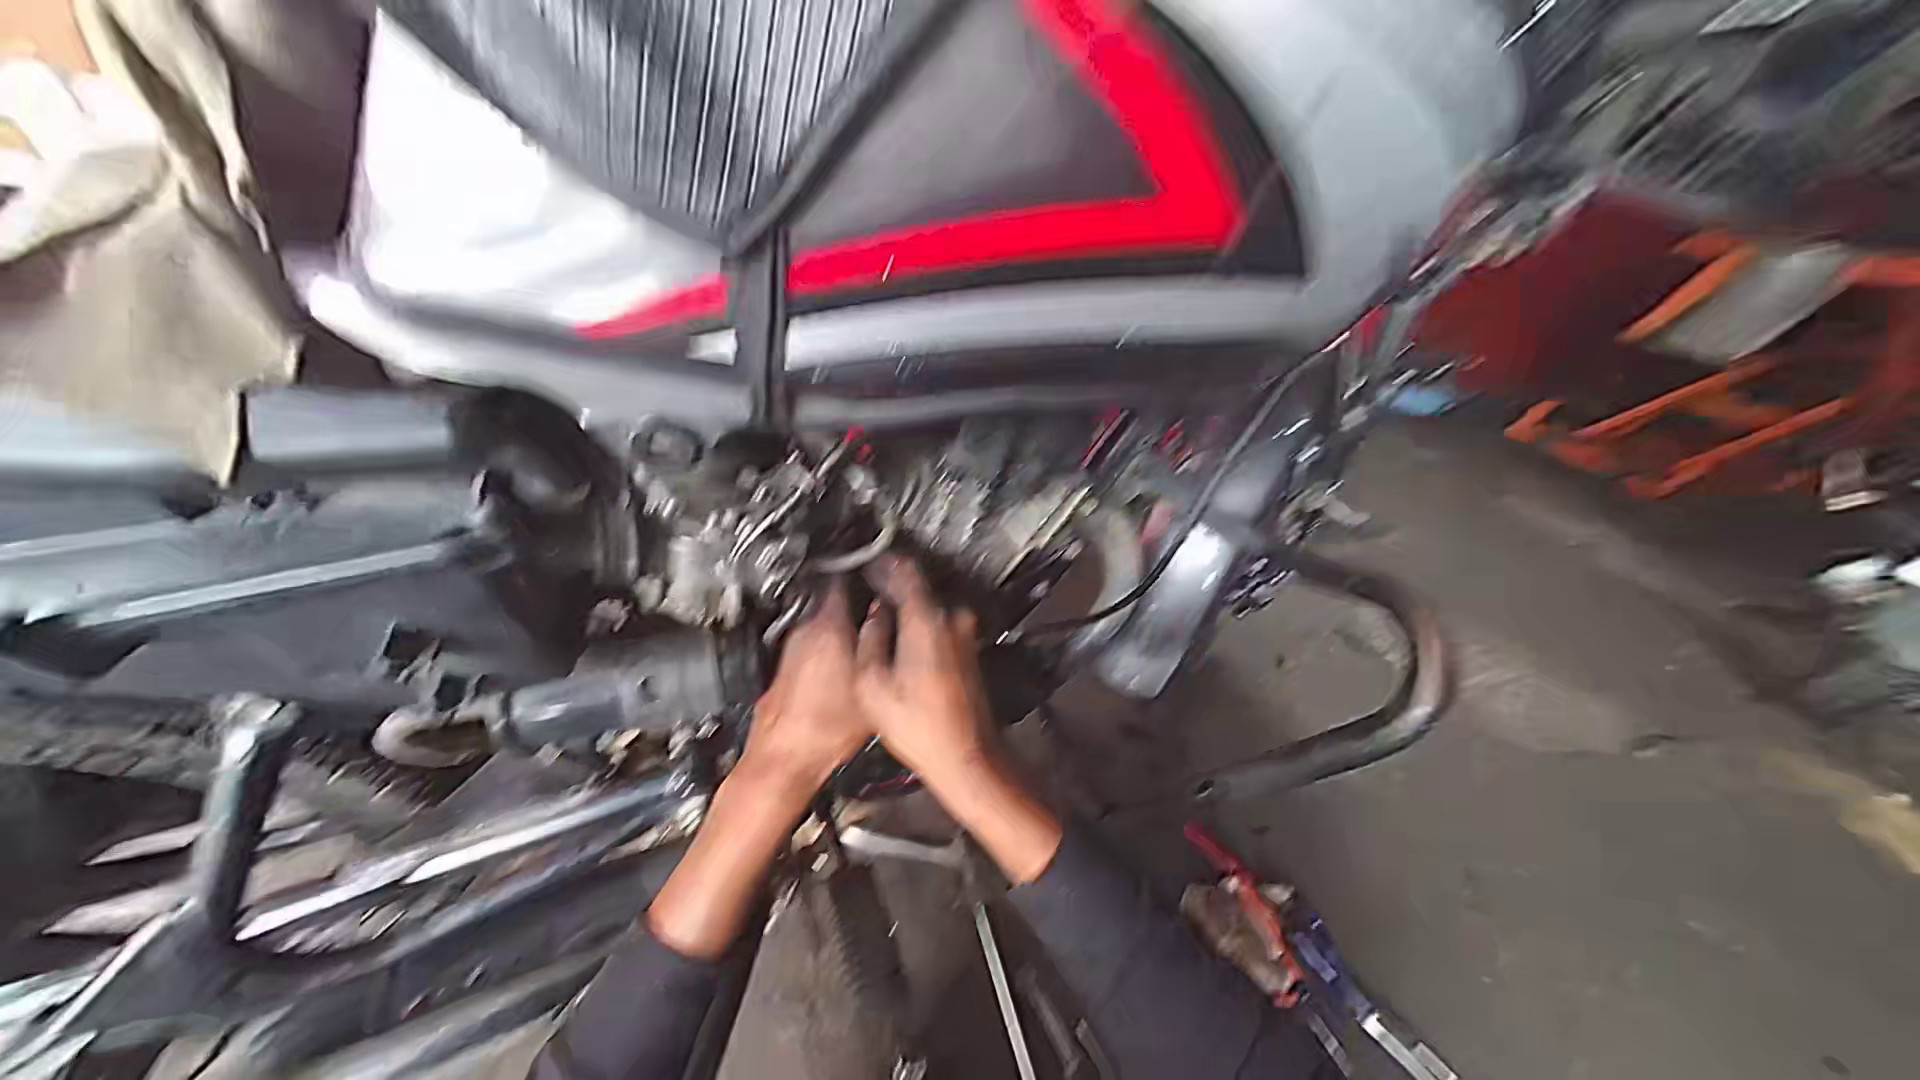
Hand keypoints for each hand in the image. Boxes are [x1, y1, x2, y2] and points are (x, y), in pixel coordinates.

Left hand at [739, 578, 872, 794]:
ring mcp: (792, 648)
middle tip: (878, 605)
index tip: (875, 569)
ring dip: (842, 621)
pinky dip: (829, 642)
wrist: (786, 757)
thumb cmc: (825, 729)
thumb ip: (880, 643)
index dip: (861, 569)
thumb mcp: (872, 683)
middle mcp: (805, 630)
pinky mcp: (787, 665)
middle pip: (831, 597)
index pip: (842, 577)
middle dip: (855, 598)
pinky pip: (812, 640)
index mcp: (827, 627)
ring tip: (865, 636)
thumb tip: (888, 618)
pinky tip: (843, 664)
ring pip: (821, 619)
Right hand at [853, 557, 994, 784]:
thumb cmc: (920, 727)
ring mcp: (965, 633)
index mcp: (926, 621)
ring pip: (928, 604)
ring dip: (905, 602)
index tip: (864, 563)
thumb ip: (869, 638)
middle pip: (918, 585)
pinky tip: (900, 634)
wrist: (965, 755)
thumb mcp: (872, 684)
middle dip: (891, 582)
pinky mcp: (969, 648)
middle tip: (866, 583)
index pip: (904, 570)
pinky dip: (919, 620)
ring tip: (879, 608)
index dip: (881, 563)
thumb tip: (873, 616)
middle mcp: (952, 619)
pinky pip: (938, 622)